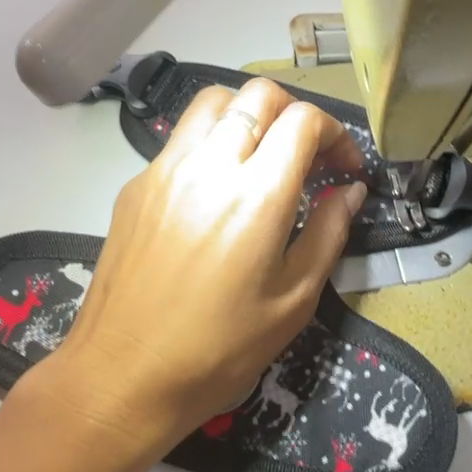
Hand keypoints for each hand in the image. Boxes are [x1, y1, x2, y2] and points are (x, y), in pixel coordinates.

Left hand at [21, 78, 366, 462]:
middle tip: (309, 158)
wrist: (123, 375)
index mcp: (257, 195)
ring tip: (263, 156)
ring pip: (213, 102)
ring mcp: (166, 169)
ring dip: (249, 114)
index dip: (335, 133)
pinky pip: (182, 138)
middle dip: (295, 114)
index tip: (344, 168)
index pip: (302, 121)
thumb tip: (349, 191)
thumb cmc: (219, 349)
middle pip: (258, 96)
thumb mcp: (294, 301)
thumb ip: (328, 234)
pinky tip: (218, 188)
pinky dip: (212, 140)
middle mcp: (210, 165)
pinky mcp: (137, 185)